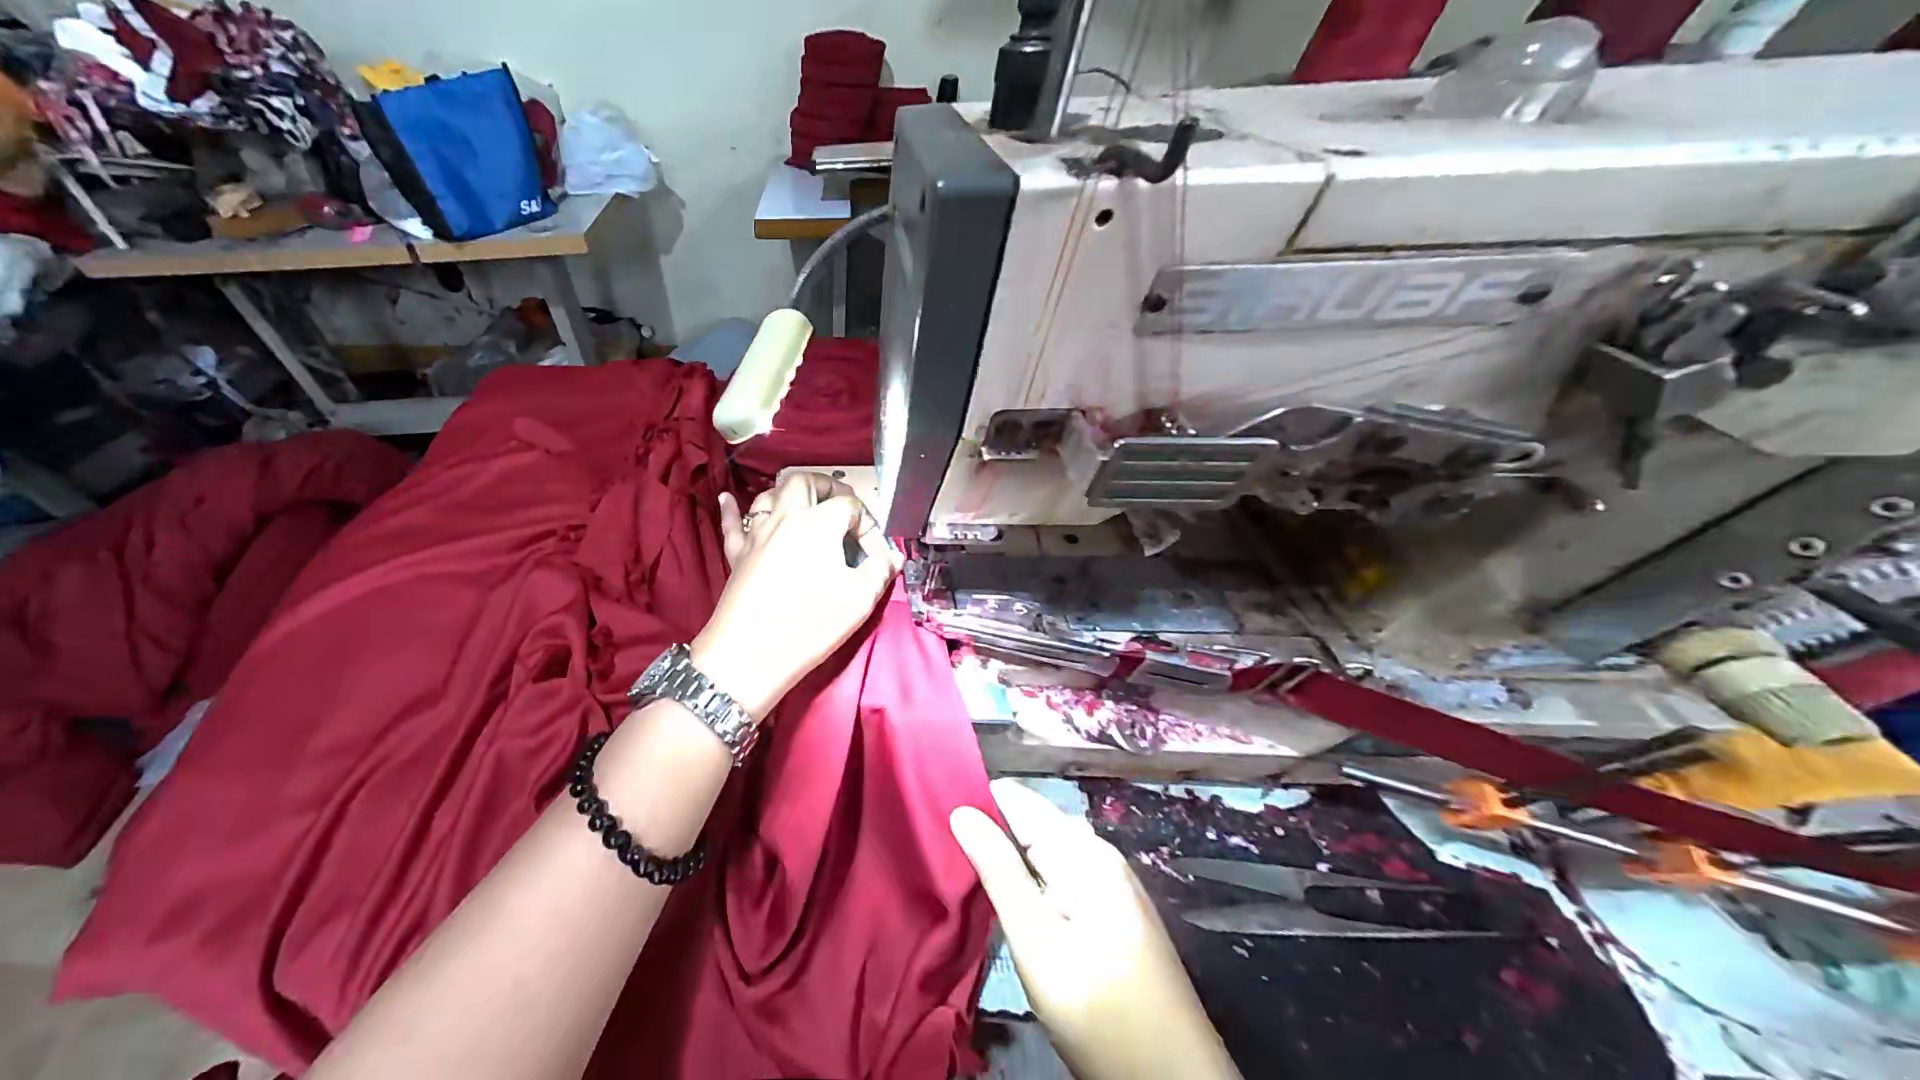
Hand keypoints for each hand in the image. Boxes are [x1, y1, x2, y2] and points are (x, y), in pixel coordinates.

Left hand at [692, 472, 899, 717]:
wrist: (749, 654)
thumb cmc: (810, 624)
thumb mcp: (860, 599)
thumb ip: (880, 570)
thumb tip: (891, 557)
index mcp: (819, 523)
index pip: (851, 506)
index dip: (869, 525)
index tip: (875, 555)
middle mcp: (786, 517)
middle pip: (805, 481)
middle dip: (828, 487)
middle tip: (844, 508)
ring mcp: (757, 533)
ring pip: (770, 494)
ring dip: (791, 494)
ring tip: (806, 507)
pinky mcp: (737, 554)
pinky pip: (732, 523)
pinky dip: (733, 508)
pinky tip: (728, 498)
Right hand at [950, 780, 1241, 1079]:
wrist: (1172, 1077)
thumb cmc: (1099, 1009)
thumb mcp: (1038, 942)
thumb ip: (1000, 873)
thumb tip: (962, 812)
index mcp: (1083, 852)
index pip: (1019, 800)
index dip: (977, 797)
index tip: (933, 801)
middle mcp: (1098, 856)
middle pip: (1031, 824)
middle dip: (988, 826)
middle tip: (937, 836)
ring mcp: (1108, 884)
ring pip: (1043, 852)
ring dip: (1006, 853)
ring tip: (957, 858)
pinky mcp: (1108, 912)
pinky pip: (1058, 876)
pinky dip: (1027, 877)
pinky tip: (1004, 892)